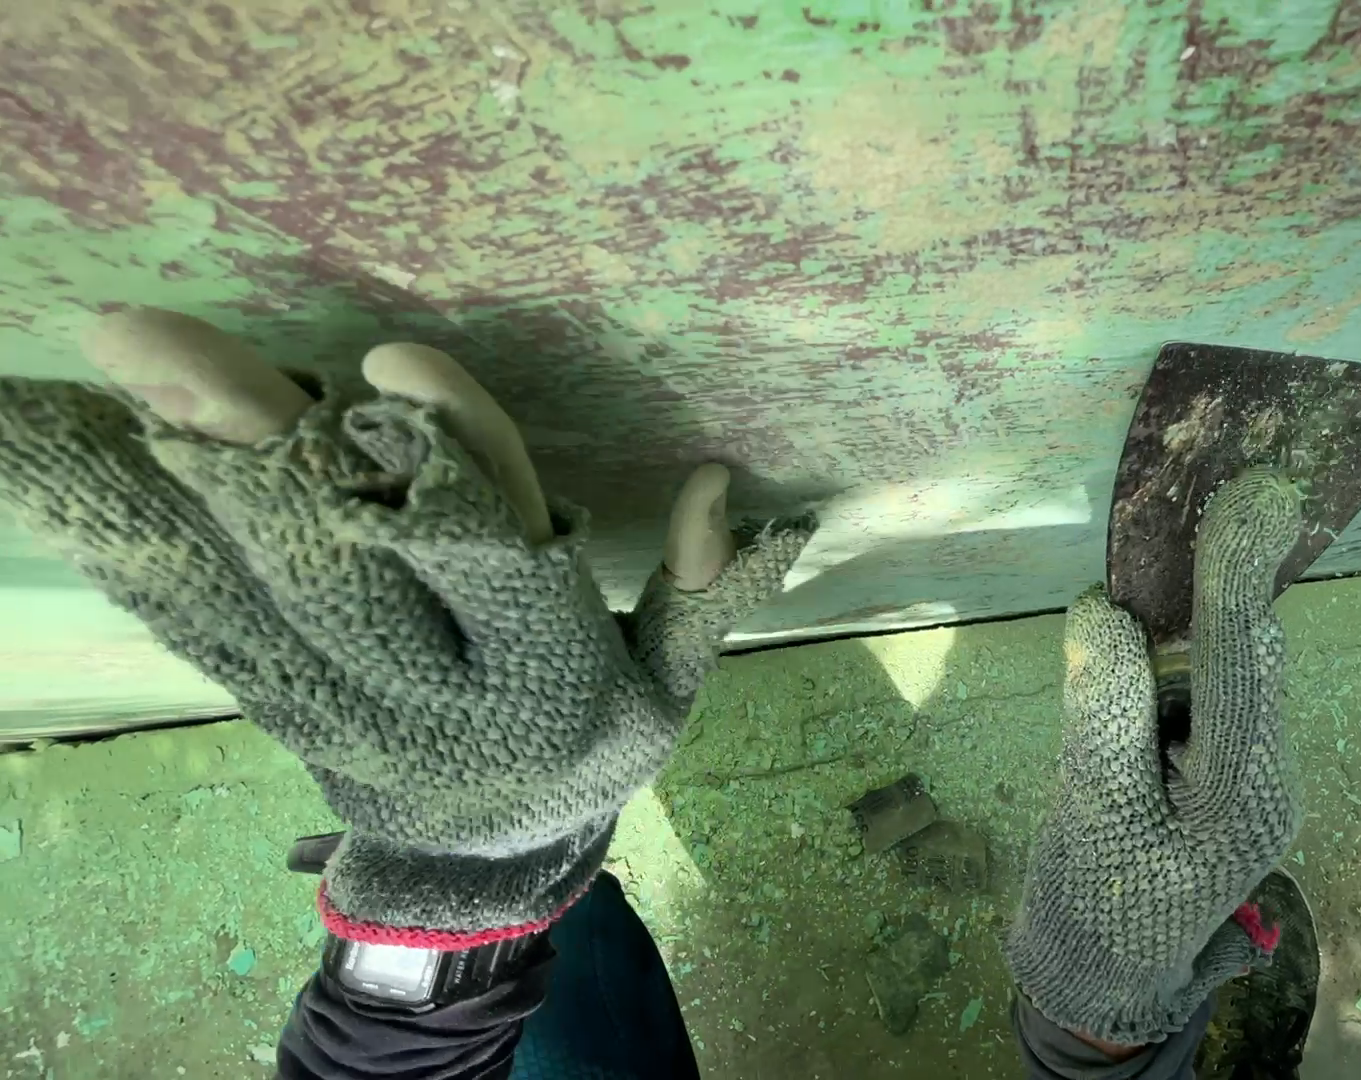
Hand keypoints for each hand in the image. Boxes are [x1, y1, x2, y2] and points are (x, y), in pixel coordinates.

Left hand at [0, 309, 810, 945]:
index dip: (461, 469)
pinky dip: (116, 535)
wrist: (491, 862)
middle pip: (346, 573)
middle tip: (161, 340)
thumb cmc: (600, 746)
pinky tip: (45, 444)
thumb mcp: (677, 680)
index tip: (400, 362)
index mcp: (557, 685)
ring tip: (70, 379)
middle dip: (262, 455)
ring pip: (243, 593)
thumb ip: (705, 586)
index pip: (507, 567)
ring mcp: (335, 706)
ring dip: (155, 485)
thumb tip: (722, 481)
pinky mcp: (271, 704)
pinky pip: (191, 621)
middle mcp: (437, 697)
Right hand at [1003, 468, 1301, 1044]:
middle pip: (1249, 656)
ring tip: (1168, 582)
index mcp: (1248, 792)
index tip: (1252, 498)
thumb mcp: (1092, 813)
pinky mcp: (1214, 762)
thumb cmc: (1096, 902)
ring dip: (1196, 614)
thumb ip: (1103, 715)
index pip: (1243, 666)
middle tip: (1225, 505)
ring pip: (1225, 666)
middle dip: (1229, 580)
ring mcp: (1244, 768)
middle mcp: (1264, 772)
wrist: (1101, 968)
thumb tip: (1101, 613)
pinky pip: (1199, 685)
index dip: (1238, 578)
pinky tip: (1141, 642)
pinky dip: (1172, 649)